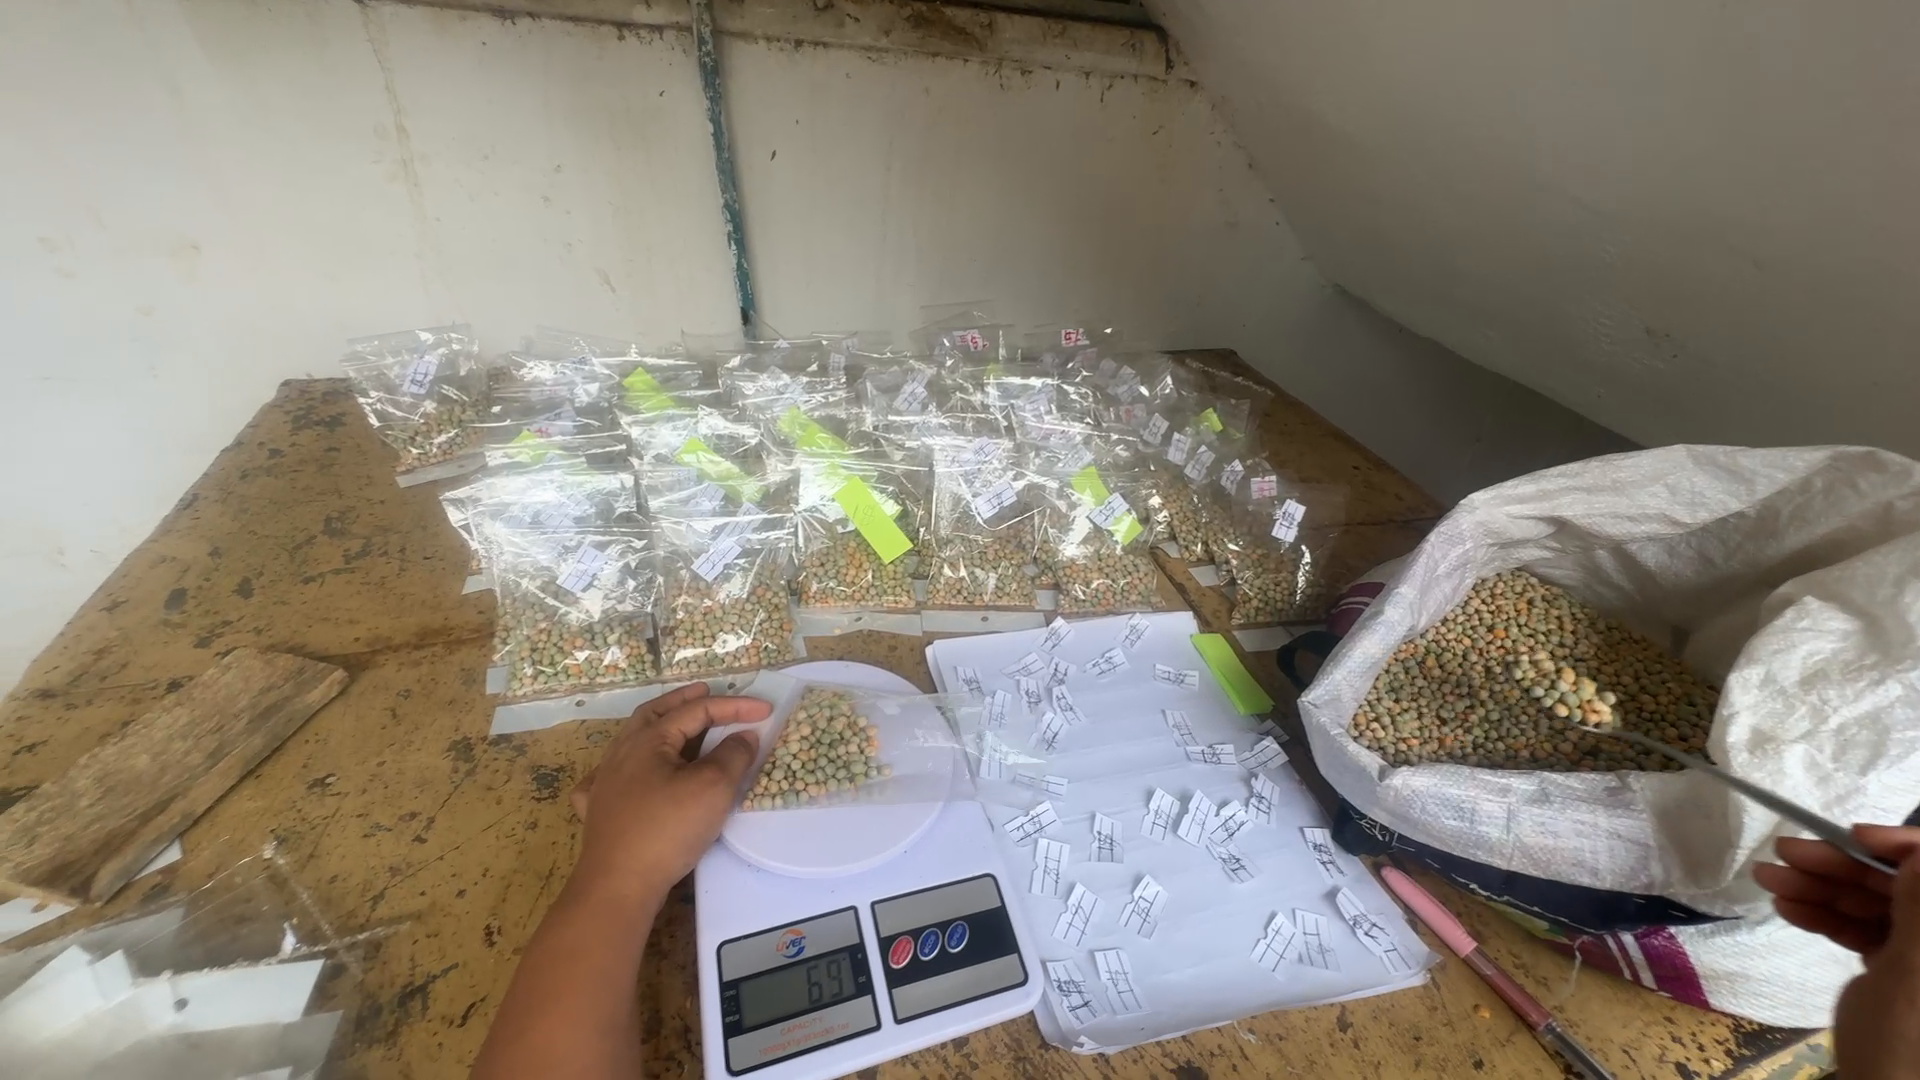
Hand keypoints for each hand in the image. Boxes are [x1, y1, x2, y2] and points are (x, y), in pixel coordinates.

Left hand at [566, 683, 768, 902]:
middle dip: (684, 700)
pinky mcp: (599, 811)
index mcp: (649, 740)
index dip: (734, 706)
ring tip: (680, 724)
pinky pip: (608, 776)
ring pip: (633, 739)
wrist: (617, 886)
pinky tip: (629, 774)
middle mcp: (623, 753)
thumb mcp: (713, 788)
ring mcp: (606, 783)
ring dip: (660, 725)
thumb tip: (744, 736)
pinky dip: (625, 765)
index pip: (698, 711)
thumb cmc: (668, 830)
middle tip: (706, 690)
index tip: (765, 711)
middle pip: (655, 713)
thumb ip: (733, 755)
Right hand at [1754, 825, 1919, 1078]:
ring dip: (1825, 890)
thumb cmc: (1912, 1047)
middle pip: (1911, 889)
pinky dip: (1830, 917)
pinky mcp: (1910, 976)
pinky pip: (1872, 933)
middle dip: (1848, 867)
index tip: (1850, 835)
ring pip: (1886, 908)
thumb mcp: (1915, 981)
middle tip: (1784, 853)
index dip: (1908, 848)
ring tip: (1769, 881)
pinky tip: (1790, 909)